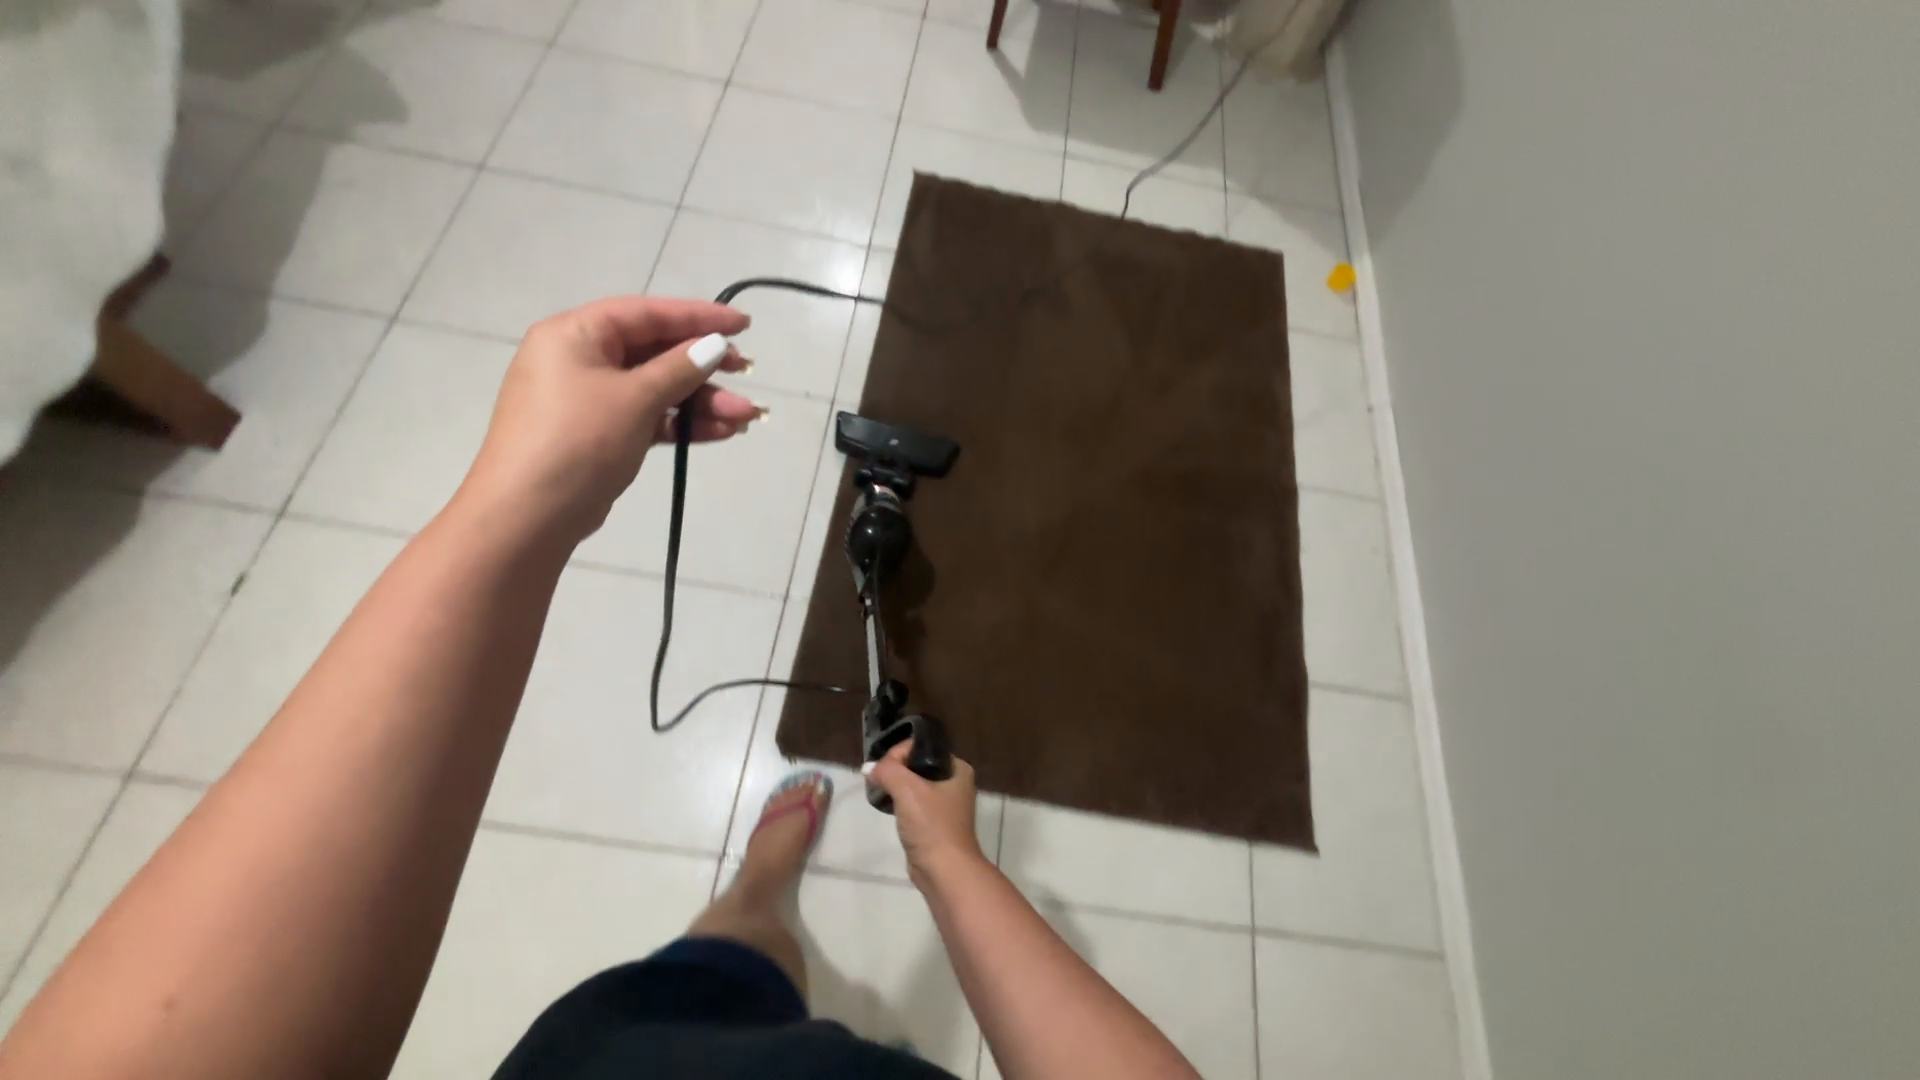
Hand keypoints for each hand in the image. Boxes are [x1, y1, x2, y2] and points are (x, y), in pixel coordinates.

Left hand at [457, 296, 759, 545]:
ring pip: (657, 389)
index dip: (699, 316)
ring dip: (702, 402)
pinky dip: (682, 423)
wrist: (529, 514)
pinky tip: (722, 432)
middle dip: (705, 367)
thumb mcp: (634, 398)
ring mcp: (590, 399)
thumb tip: (714, 345)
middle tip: (747, 372)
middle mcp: (581, 359)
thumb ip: (679, 368)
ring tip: (746, 416)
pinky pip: (649, 418)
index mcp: (576, 334)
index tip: (744, 325)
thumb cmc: (578, 441)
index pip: (647, 313)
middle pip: (655, 351)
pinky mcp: (601, 434)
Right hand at [865, 740, 984, 884]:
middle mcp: (955, 782)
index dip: (899, 754)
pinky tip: (888, 808)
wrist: (944, 871)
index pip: (922, 748)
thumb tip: (868, 767)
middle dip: (895, 771)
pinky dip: (900, 803)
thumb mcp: (908, 790)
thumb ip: (887, 771)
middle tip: (878, 781)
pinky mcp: (934, 822)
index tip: (883, 769)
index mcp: (957, 768)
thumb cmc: (931, 825)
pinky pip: (913, 804)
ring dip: (896, 787)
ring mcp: (945, 804)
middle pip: (916, 765)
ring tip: (879, 793)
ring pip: (914, 785)